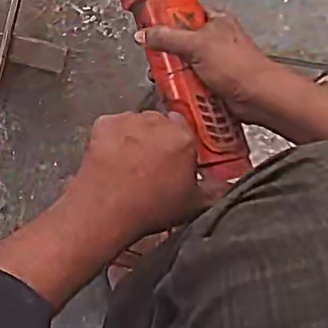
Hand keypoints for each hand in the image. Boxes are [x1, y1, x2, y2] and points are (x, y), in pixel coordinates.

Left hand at [63, 110, 204, 241]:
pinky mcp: (104, 123)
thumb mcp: (193, 204)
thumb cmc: (150, 206)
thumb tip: (223, 186)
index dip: (178, 143)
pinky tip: (110, 157)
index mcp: (183, 138)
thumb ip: (212, 190)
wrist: (108, 206)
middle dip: (156, 139)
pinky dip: (111, 137)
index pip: (185, 128)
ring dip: (133, 136)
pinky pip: (111, 126)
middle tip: (150, 163)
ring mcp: (128, 120)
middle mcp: (156, 122)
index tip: (174, 156)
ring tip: (127, 163)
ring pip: (134, 123)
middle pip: (159, 124)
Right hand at [137, 14, 300, 126]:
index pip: (185, 12)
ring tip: (163, 78)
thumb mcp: (196, 45)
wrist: (260, 98)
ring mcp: (214, 61)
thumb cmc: (237, 66)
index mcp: (215, 21)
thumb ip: (167, 38)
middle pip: (180, 40)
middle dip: (165, 51)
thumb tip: (142, 35)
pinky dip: (182, 86)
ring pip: (183, 62)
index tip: (149, 26)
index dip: (166, 17)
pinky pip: (190, 81)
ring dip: (172, 71)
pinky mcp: (214, 81)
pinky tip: (174, 90)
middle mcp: (215, 39)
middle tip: (155, 58)